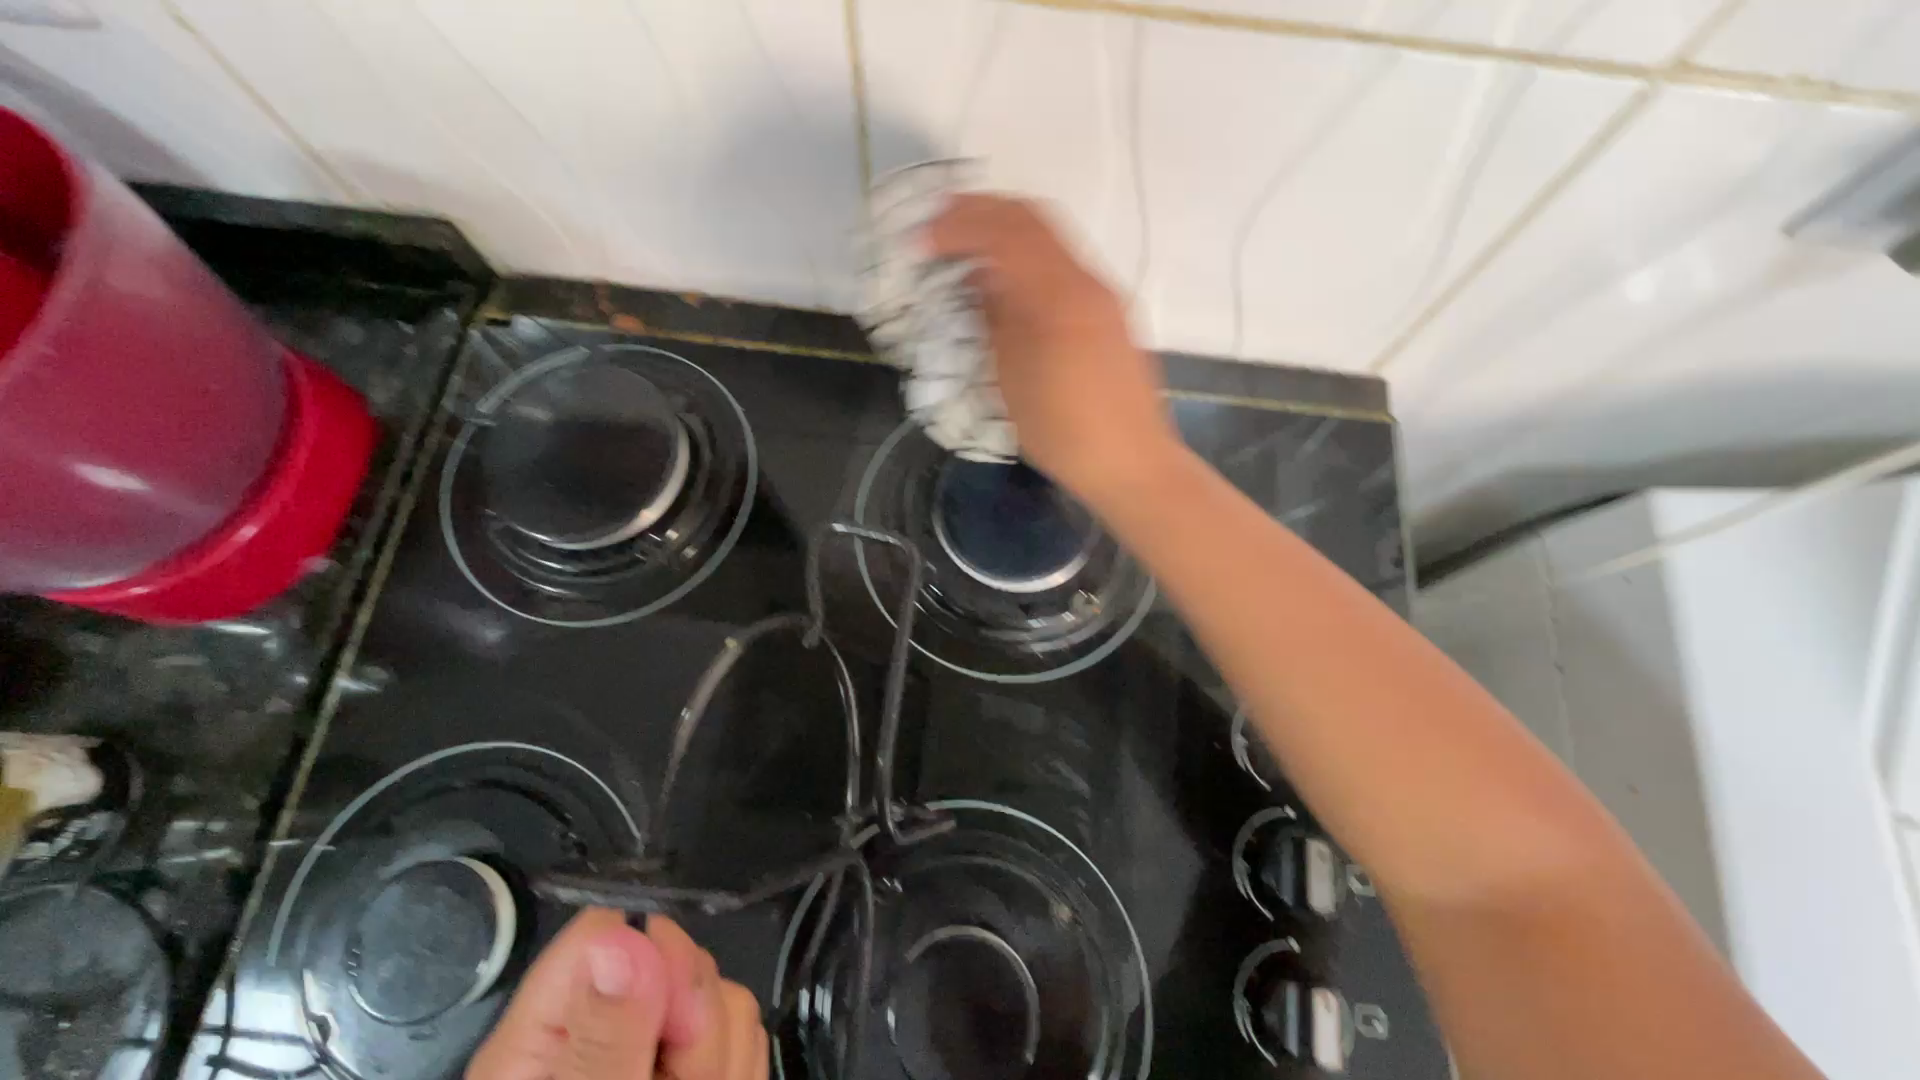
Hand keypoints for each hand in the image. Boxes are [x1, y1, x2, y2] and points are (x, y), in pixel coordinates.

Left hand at [468, 909, 768, 1079]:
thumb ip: (599, 1040)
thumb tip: (623, 938)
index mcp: (542, 1033)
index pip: (608, 932)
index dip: (655, 963)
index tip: (673, 1032)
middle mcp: (598, 1029)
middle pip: (679, 963)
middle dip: (699, 1027)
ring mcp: (652, 1051)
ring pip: (722, 1000)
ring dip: (723, 1058)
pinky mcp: (692, 1070)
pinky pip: (744, 1039)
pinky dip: (737, 1069)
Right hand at [925, 194, 1180, 511]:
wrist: (1132, 463)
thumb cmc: (1063, 431)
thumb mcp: (1011, 380)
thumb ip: (994, 319)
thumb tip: (977, 280)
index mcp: (1058, 296)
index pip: (1003, 231)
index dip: (957, 225)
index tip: (921, 240)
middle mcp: (1087, 282)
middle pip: (1032, 218)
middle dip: (982, 212)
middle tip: (940, 223)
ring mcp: (1105, 295)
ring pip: (1051, 239)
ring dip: (1006, 232)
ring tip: (966, 248)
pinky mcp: (1113, 313)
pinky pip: (1064, 266)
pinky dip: (1029, 259)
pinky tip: (1005, 284)